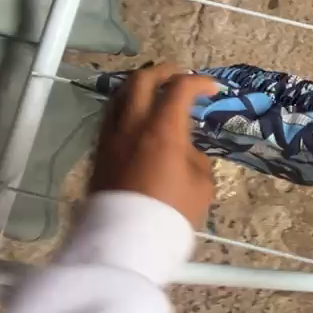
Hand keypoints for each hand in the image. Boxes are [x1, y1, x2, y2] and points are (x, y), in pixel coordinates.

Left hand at [89, 63, 218, 227]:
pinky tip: (137, 118)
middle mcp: (133, 125)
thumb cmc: (171, 212)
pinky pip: (111, 116)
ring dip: (140, 87)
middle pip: (142, 80)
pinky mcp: (99, 151)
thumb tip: (187, 148)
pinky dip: (127, 107)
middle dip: (164, 72)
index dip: (200, 82)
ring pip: (120, 95)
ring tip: (155, 92)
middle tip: (180, 77)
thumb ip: (196, 156)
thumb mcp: (202, 183)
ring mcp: (111, 137)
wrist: (126, 239)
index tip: (213, 90)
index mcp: (163, 129)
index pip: (180, 88)